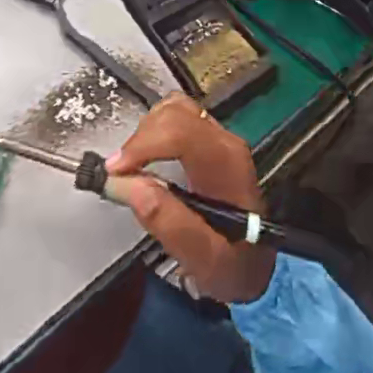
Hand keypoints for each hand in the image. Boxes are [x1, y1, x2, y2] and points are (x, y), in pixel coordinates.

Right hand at [106, 94, 275, 302]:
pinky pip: (176, 115)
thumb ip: (170, 224)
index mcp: (227, 166)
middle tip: (121, 173)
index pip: (181, 132)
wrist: (256, 264)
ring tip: (134, 165)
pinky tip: (146, 155)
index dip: (143, 144)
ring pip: (174, 108)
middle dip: (141, 139)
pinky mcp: (208, 138)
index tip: (117, 170)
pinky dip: (153, 128)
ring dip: (146, 131)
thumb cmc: (233, 264)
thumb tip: (128, 185)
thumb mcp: (205, 261)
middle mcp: (225, 143)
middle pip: (174, 114)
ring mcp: (218, 136)